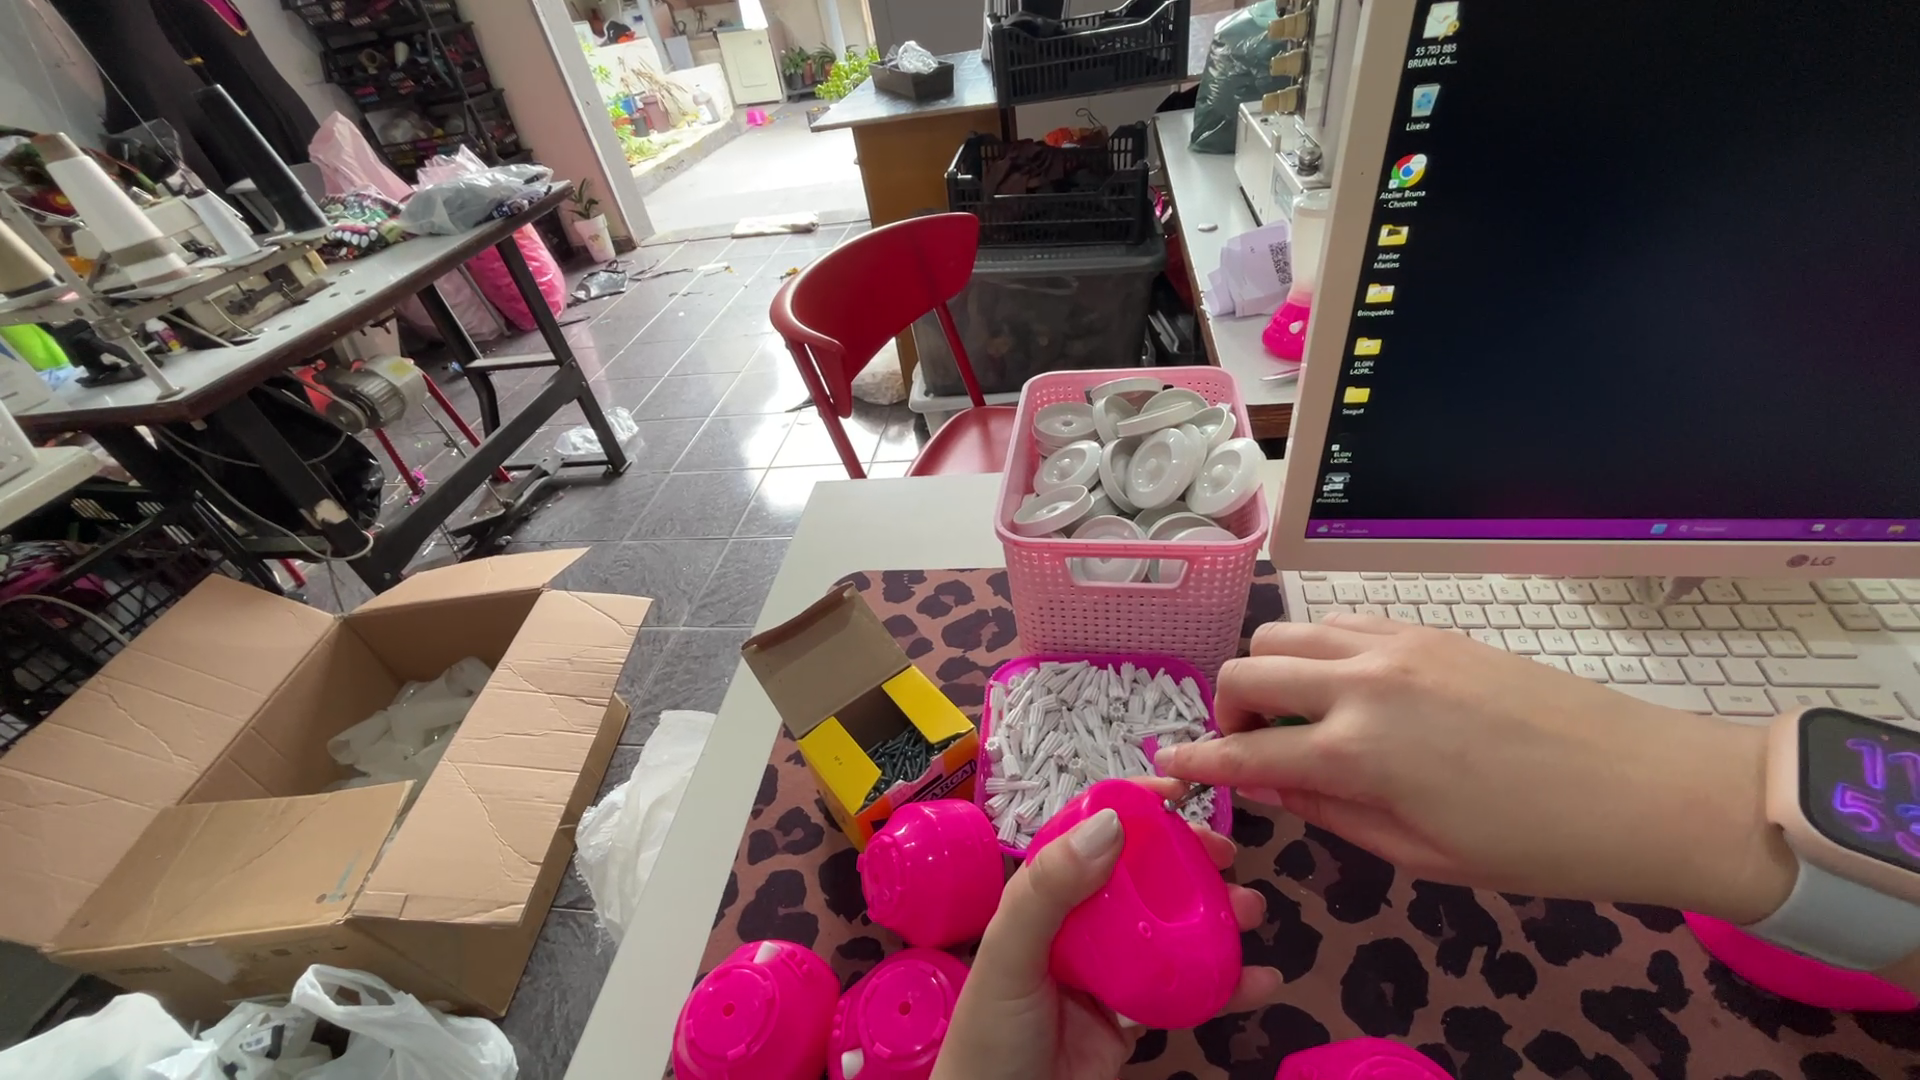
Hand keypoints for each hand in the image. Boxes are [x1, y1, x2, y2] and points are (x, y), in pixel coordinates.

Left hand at [930, 778, 1281, 1079]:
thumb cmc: (993, 1029)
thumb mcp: (1010, 952)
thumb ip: (1051, 888)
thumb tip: (1113, 822)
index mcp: (1047, 891)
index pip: (1092, 831)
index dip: (1132, 804)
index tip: (1178, 790)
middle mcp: (1082, 918)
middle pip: (1142, 873)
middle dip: (1187, 856)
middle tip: (1229, 853)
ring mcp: (1112, 966)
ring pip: (1171, 925)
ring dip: (1215, 913)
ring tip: (1254, 910)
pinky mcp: (1135, 1015)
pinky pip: (1186, 989)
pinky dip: (1224, 983)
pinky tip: (1261, 981)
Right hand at [1153, 615, 1797, 923]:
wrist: (1651, 788)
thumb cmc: (1537, 846)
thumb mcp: (1421, 854)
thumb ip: (1328, 811)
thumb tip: (1268, 784)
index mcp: (1356, 754)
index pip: (1245, 754)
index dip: (1197, 762)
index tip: (1165, 764)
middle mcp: (1358, 684)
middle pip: (1244, 673)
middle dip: (1226, 711)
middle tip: (1252, 745)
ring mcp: (1389, 646)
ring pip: (1281, 634)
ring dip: (1266, 673)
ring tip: (1296, 710)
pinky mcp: (1420, 629)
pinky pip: (1335, 624)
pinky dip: (1314, 651)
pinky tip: (1343, 682)